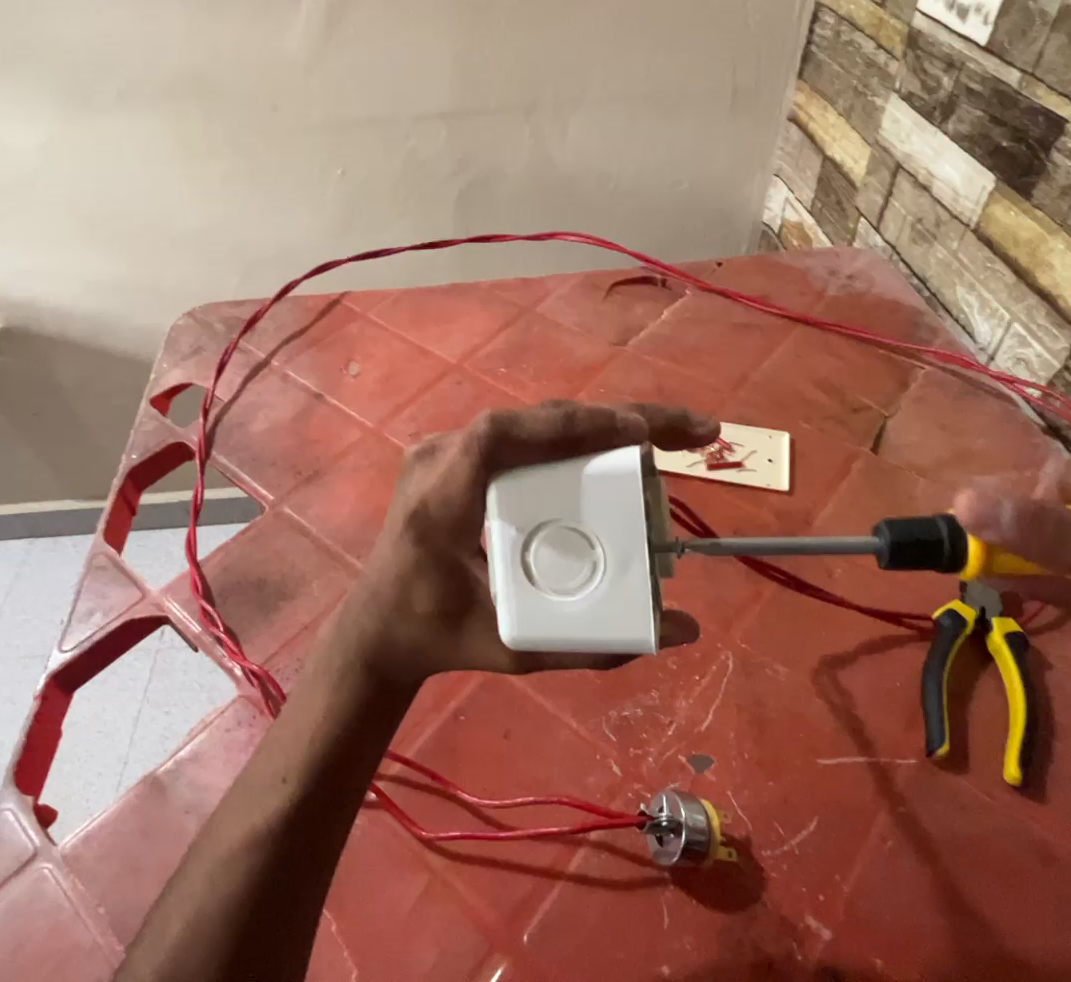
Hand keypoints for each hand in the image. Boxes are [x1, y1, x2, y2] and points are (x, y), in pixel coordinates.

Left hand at [328, 400, 716, 686]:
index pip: (499, 438)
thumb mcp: (514, 650)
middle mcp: (438, 462)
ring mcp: (444, 452)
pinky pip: (523, 436)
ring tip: (669, 438)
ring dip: (602, 424)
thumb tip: (684, 630)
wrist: (378, 628)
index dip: (571, 426)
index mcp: (438, 503)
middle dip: (618, 419)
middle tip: (692, 433)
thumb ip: (593, 647)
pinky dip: (574, 436)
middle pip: (534, 421)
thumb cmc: (436, 638)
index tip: (638, 435)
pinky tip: (618, 446)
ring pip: (534, 424)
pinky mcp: (458, 456)